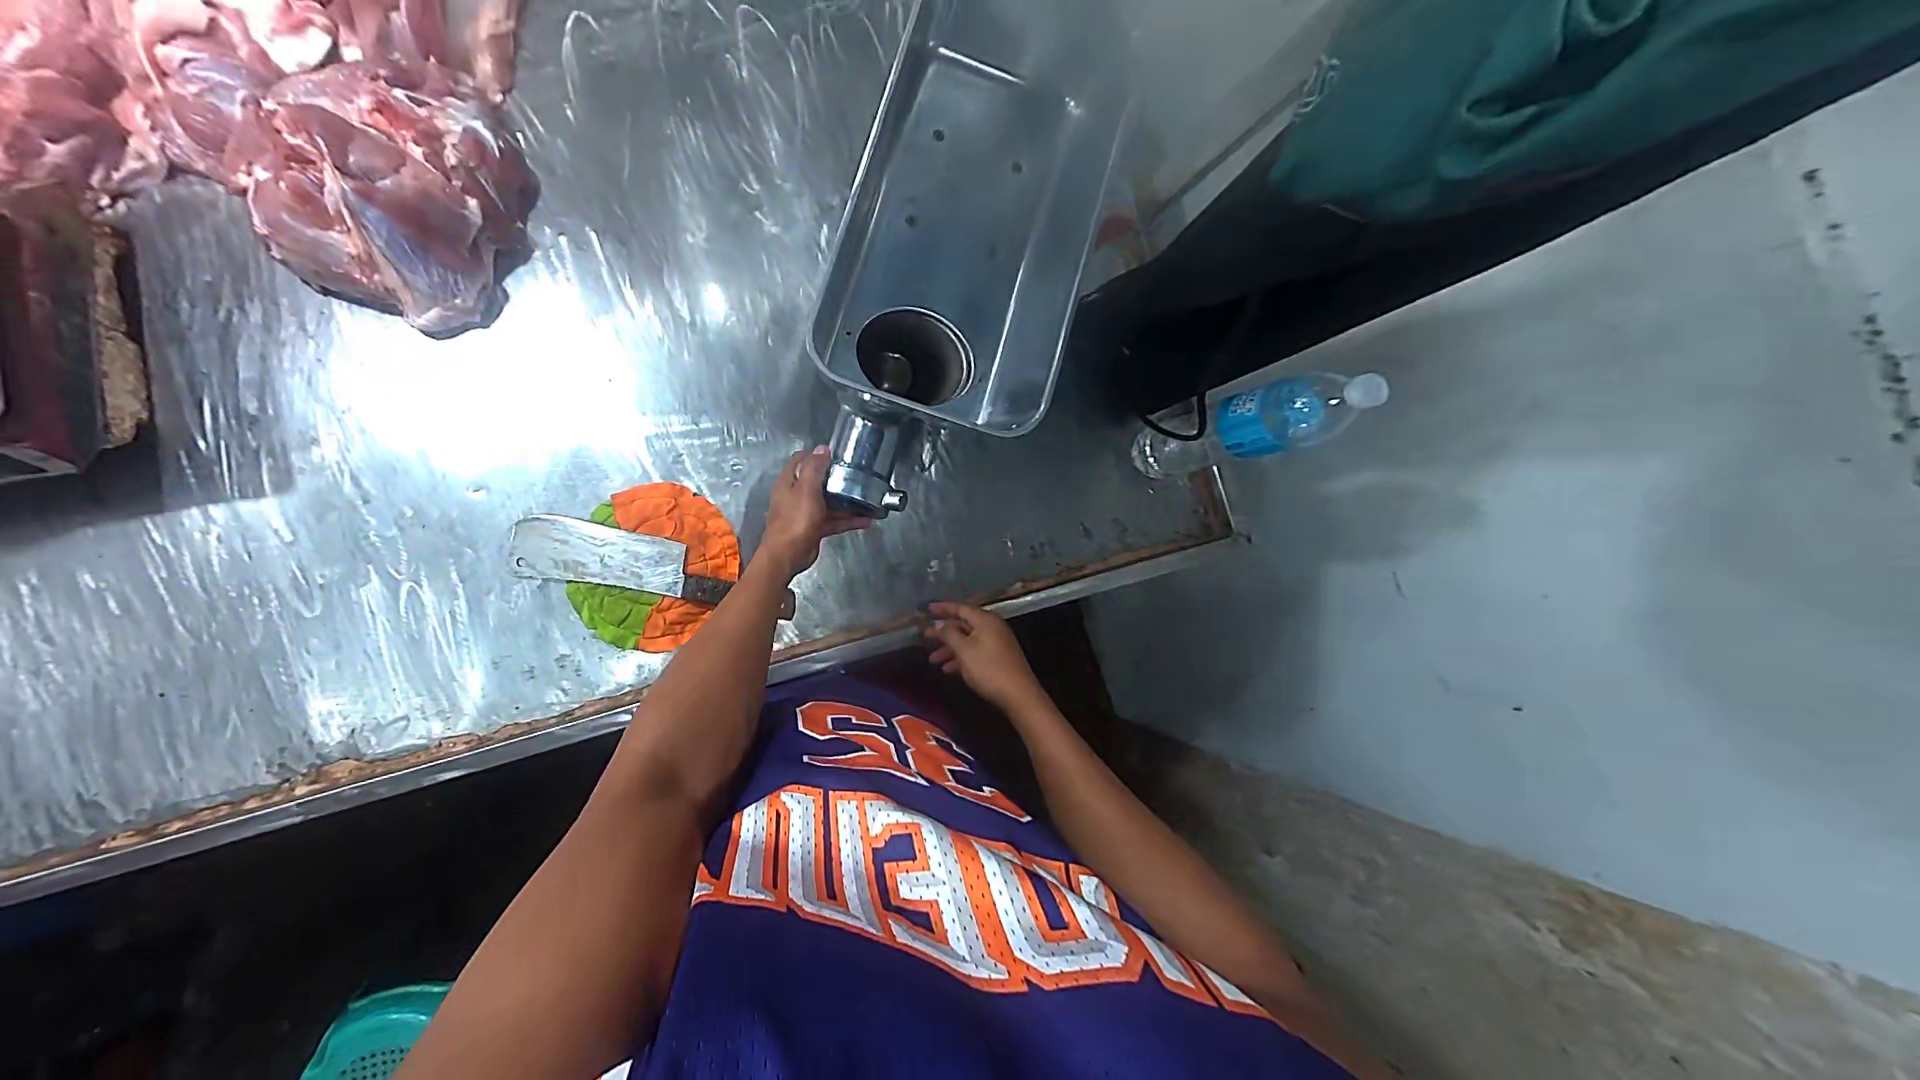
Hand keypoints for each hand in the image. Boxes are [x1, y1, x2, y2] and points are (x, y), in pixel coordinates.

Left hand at [759, 446, 873, 579]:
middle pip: (817, 481)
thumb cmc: (795, 519)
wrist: (787, 555)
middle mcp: (794, 495)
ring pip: (828, 503)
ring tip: (867, 500)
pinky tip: (865, 521)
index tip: (837, 455)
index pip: (800, 460)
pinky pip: (833, 521)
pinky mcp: (813, 528)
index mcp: (788, 482)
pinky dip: (848, 520)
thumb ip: (814, 467)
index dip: (817, 455)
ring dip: (846, 502)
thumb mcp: (806, 489)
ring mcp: (804, 513)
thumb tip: (822, 449)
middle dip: (836, 478)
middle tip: (856, 476)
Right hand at [923, 602, 1048, 713]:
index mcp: (985, 620)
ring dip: (950, 648)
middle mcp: (992, 627)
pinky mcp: (998, 657)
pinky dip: (962, 657)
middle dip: (944, 632)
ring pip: (968, 640)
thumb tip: (938, 624)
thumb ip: (949, 634)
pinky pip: (975, 651)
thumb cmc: (988, 669)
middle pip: (964, 624)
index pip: (960, 608)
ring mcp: (997, 642)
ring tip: (933, 660)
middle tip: (925, 636)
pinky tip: (948, 669)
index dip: (943, 608)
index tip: (927, 609)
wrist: (1018, 694)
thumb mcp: (964, 650)